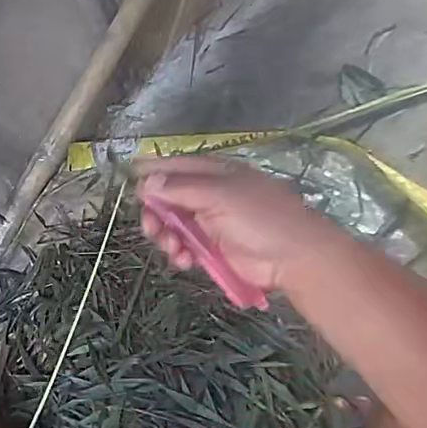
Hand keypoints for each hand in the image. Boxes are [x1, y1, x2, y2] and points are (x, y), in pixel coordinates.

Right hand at [136, 155, 343, 292]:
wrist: (294, 257)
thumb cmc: (261, 218)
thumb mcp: (220, 196)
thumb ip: (181, 189)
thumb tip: (146, 182)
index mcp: (216, 174)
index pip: (177, 166)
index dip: (154, 172)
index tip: (131, 182)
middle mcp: (211, 195)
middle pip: (169, 199)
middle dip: (156, 213)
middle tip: (152, 227)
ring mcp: (212, 222)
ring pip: (174, 225)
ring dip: (166, 236)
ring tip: (173, 248)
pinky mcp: (213, 249)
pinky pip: (185, 247)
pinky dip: (179, 253)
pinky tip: (184, 261)